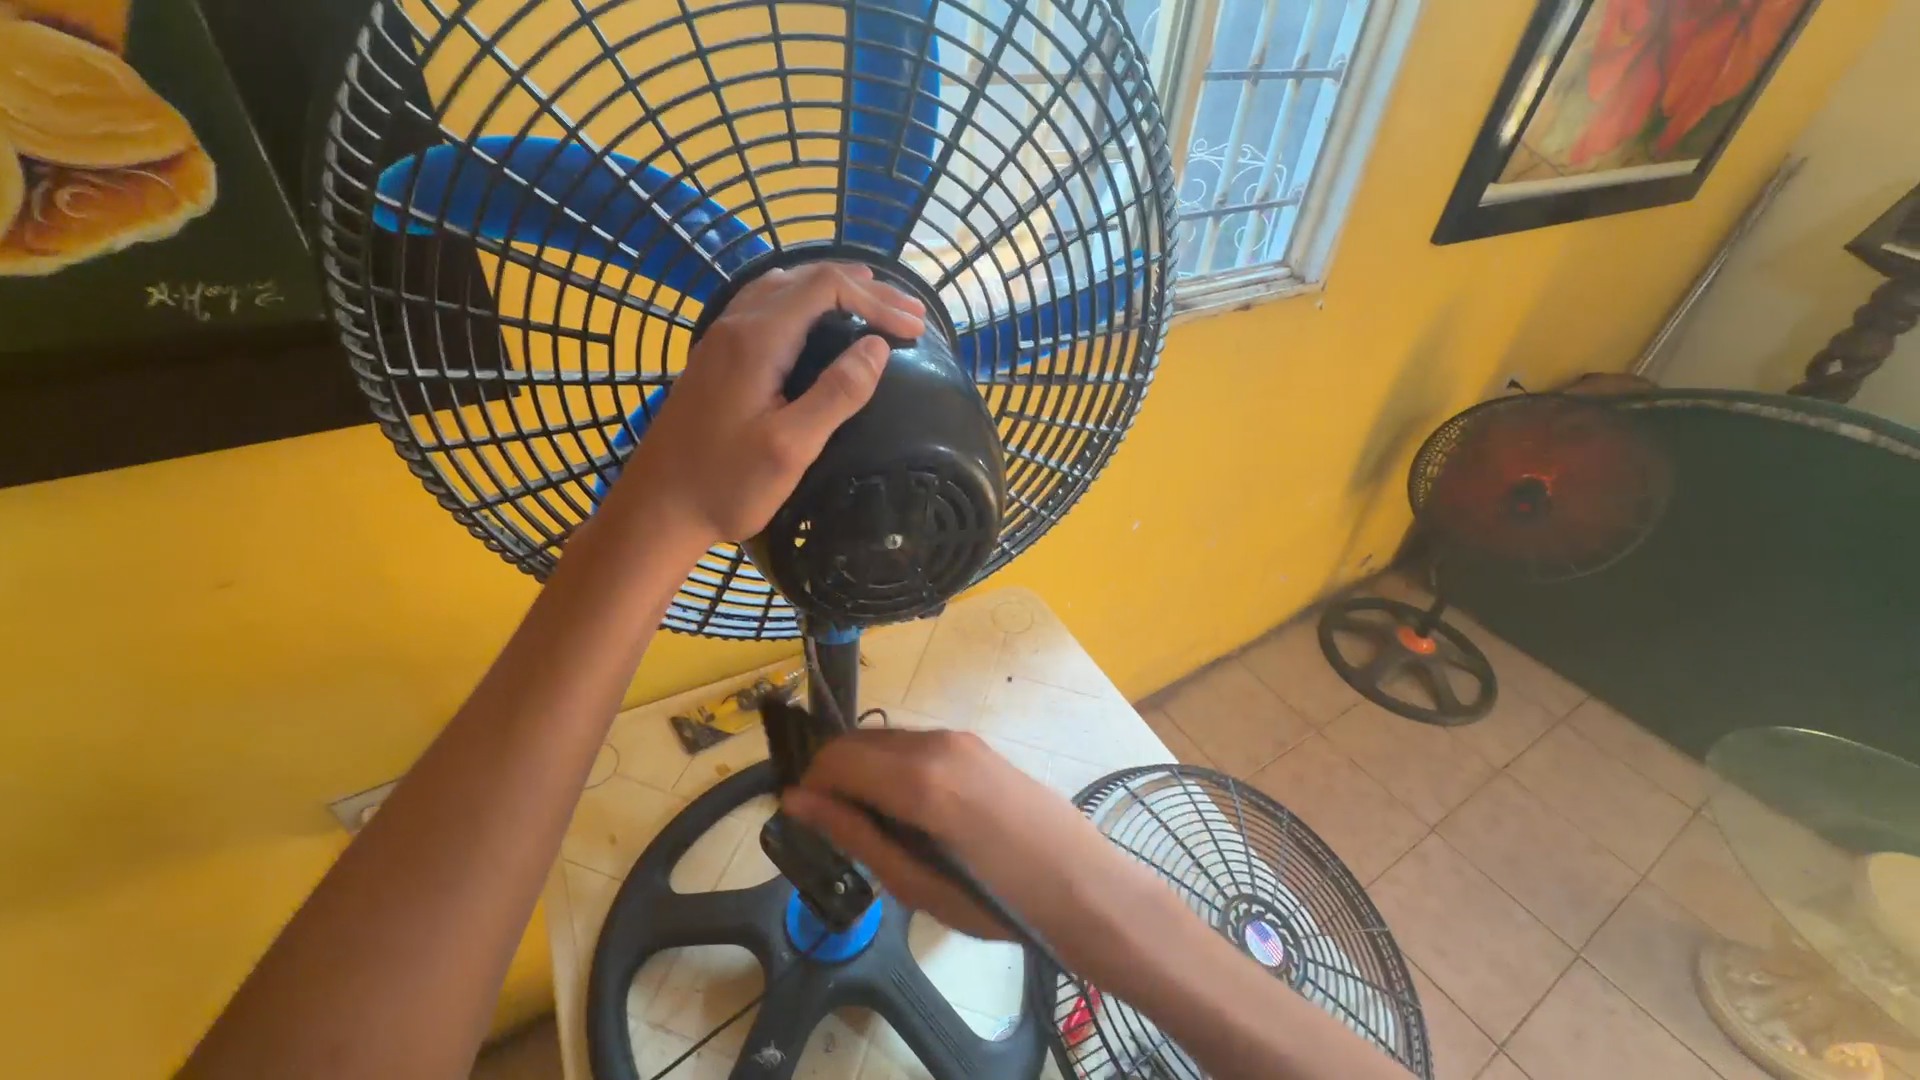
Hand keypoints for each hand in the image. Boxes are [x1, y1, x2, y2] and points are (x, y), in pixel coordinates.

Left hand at [607, 262, 925, 543]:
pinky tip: (817, 318)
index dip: (877, 300)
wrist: (658, 508)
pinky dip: (805, 300)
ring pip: (784, 286)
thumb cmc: (726, 484)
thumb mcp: (791, 446)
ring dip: (834, 288)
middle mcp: (737, 324)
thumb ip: (837, 393)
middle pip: (807, 278)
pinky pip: (767, 305)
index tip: (916, 328)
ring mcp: (721, 338)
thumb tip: (878, 348)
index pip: (826, 288)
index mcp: (757, 339)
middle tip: (911, 313)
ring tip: (875, 301)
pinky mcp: (717, 357)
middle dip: (865, 289)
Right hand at [782, 729, 1153, 947]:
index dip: (810, 785)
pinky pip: (917, 745)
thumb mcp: (915, 881)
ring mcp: (961, 738)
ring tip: (877, 825)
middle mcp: (937, 743)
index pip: (836, 757)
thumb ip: (853, 833)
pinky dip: (896, 767)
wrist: (1082, 885)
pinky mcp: (977, 744)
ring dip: (865, 771)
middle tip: (838, 827)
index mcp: (920, 778)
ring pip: (887, 740)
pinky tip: (912, 811)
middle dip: (835, 777)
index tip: (807, 821)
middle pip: (858, 741)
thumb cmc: (997, 900)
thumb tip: (797, 801)